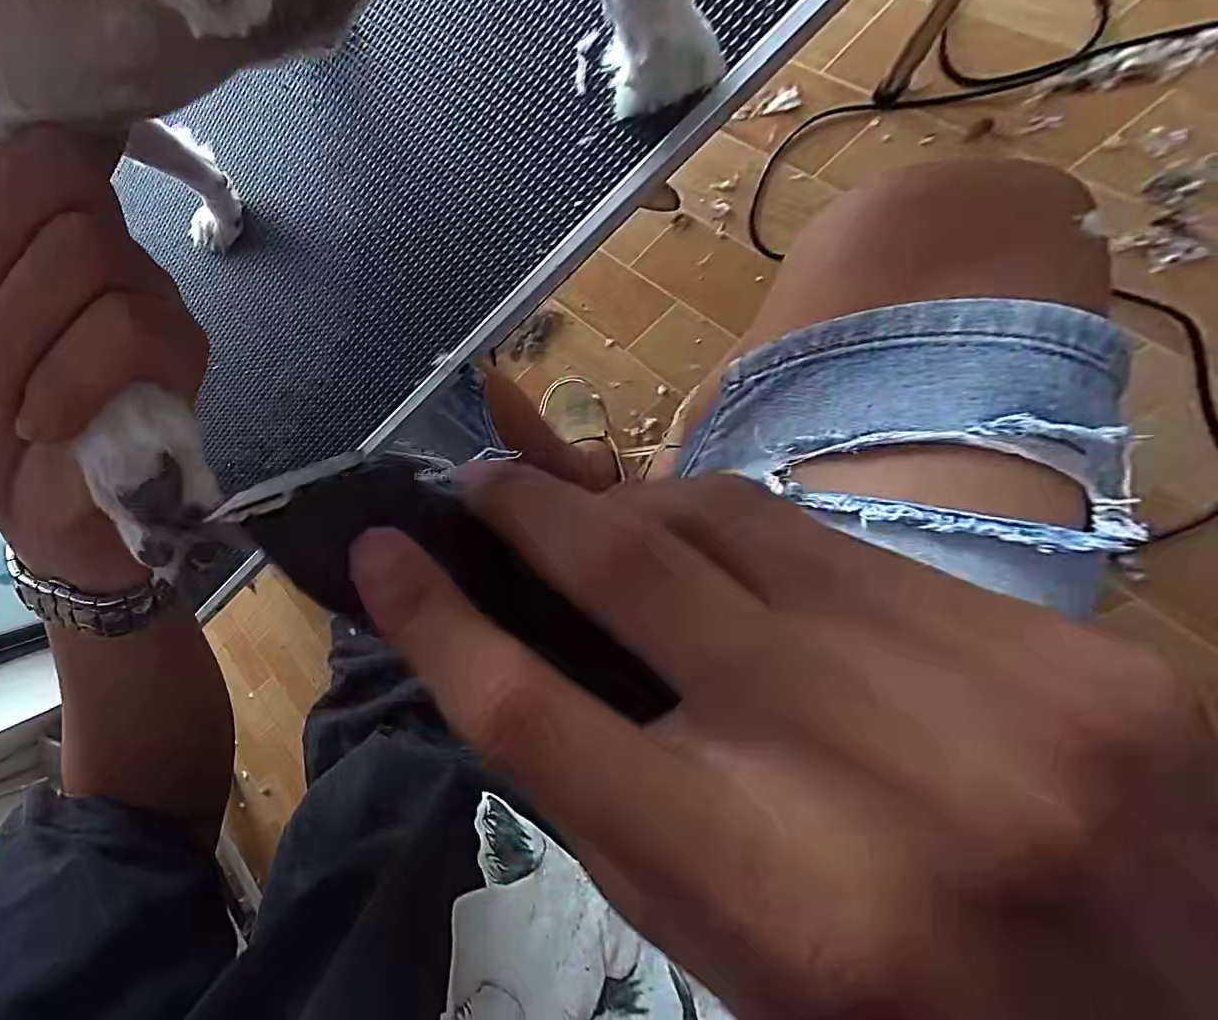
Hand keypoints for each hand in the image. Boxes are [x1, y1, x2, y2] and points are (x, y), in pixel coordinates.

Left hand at [0, 52, 207, 591]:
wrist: (40, 513)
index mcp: (47, 230)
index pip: (39, 145)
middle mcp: (113, 248)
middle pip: (62, 191)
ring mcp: (155, 298)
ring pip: (88, 261)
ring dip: (14, 347)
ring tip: (0, 408)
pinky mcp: (183, 352)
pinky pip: (124, 332)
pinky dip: (63, 383)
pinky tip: (48, 426)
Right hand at [352, 467, 1217, 1016]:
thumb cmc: (859, 993)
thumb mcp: (683, 914)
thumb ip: (584, 773)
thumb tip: (487, 634)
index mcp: (753, 881)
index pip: (527, 707)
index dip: (431, 616)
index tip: (377, 553)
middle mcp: (867, 771)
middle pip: (626, 574)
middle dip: (523, 508)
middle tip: (473, 482)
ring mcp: (989, 692)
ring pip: (727, 519)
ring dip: (624, 504)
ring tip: (580, 511)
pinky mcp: (1073, 649)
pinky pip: (825, 535)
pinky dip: (732, 528)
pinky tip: (707, 548)